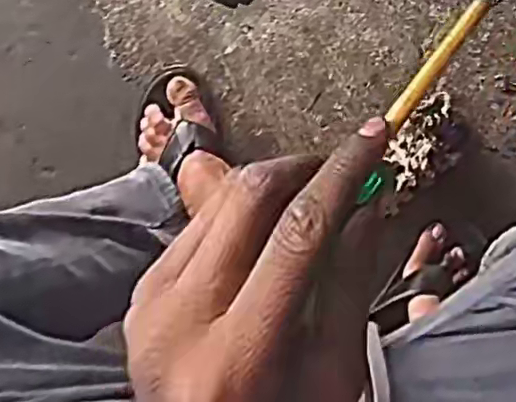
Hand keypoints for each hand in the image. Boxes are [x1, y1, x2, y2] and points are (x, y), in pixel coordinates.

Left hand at [126, 119, 388, 401]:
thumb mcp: (333, 375)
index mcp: (235, 358)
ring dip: (275, 184)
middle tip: (341, 171)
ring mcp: (154, 305)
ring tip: (308, 203)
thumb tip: (368, 201)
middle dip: (305, 166)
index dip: (343, 172)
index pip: (299, 229)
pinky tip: (267, 233)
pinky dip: (244, 210)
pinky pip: (203, 218)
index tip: (371, 139)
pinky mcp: (145, 292)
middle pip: (251, 193)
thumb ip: (351, 281)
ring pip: (223, 195)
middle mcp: (181, 324)